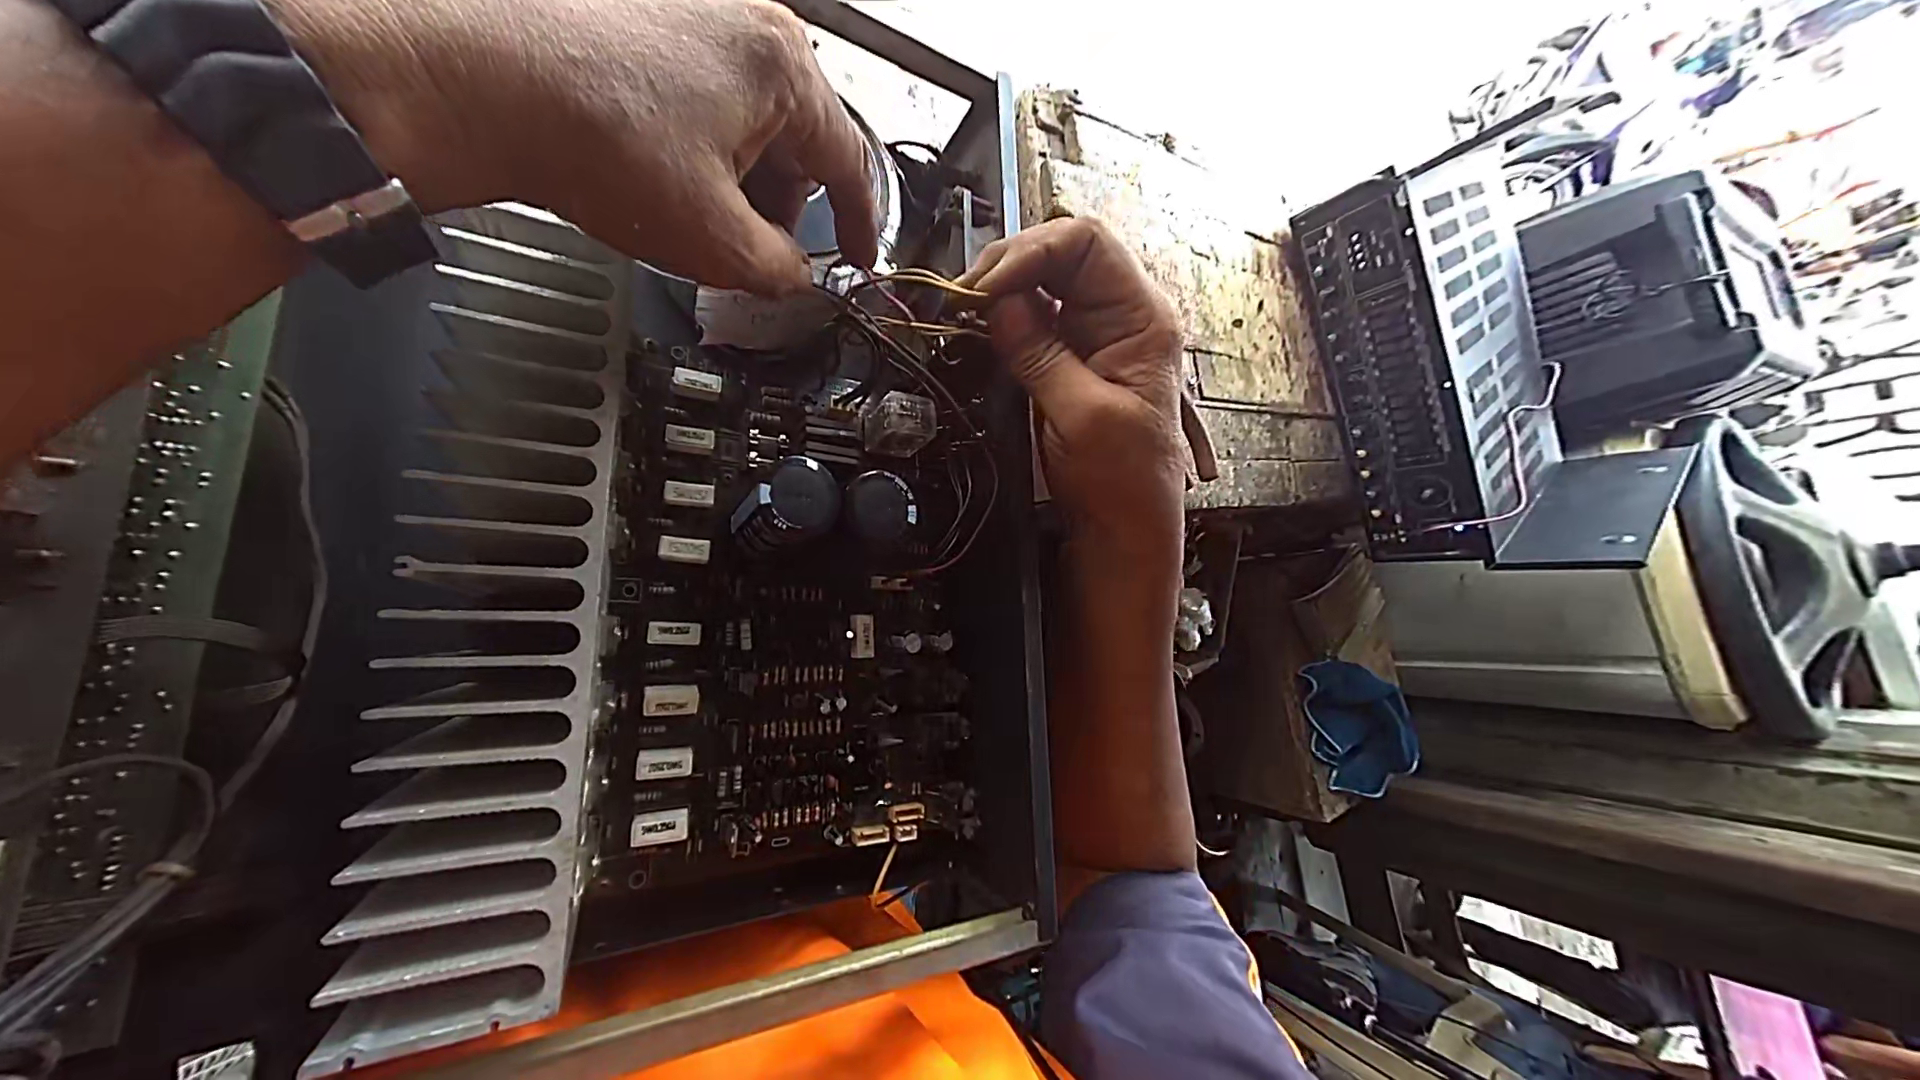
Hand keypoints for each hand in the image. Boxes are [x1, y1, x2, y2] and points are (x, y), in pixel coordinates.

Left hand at [268, 0, 878, 293]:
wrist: (470, 83)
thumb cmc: (596, 144)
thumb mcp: (718, 242)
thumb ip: (782, 274)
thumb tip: (799, 280)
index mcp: (783, 69)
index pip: (851, 164)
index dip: (860, 225)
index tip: (858, 259)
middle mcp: (749, 25)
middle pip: (799, 147)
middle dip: (782, 209)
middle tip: (751, 252)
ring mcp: (697, 15)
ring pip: (754, 128)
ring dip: (741, 186)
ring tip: (696, 217)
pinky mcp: (654, 21)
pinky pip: (711, 105)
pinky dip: (706, 155)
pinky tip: (669, 180)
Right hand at [958, 218, 1185, 554]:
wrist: (1122, 528)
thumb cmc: (1123, 480)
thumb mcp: (1082, 415)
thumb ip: (1040, 354)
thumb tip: (998, 303)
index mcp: (1142, 319)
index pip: (1088, 244)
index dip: (1033, 251)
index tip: (988, 285)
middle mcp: (1120, 317)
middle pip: (1062, 254)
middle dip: (1010, 266)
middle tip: (965, 295)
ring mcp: (1093, 337)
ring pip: (1043, 285)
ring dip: (1002, 289)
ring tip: (965, 308)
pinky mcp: (1069, 360)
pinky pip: (1033, 321)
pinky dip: (1003, 318)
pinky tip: (981, 326)